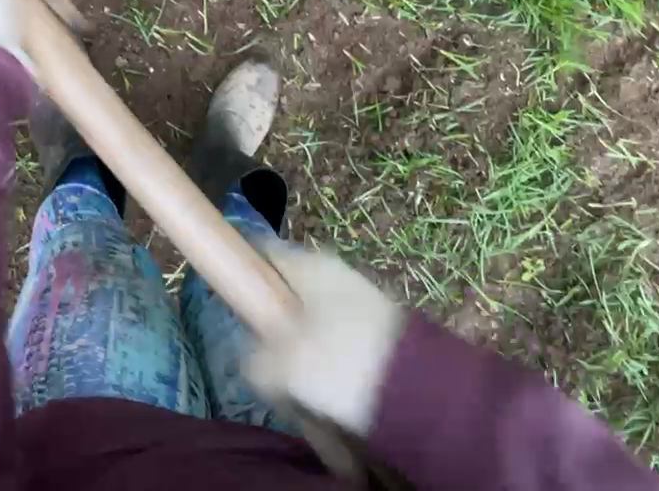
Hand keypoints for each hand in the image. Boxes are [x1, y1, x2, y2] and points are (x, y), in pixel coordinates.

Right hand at [247, 242, 407, 435]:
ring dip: (305, 367)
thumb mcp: (282, 365)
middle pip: (283, 298)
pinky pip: (338, 351)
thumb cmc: (343, 361)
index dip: (239, 270)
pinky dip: (333, 379)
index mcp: (307, 263)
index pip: (258, 250)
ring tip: (307, 403)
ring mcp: (358, 301)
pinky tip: (334, 410)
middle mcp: (332, 273)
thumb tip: (253, 361)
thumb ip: (254, 358)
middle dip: (274, 339)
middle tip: (272, 374)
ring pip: (310, 331)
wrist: (427, 392)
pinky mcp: (379, 334)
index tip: (231, 301)